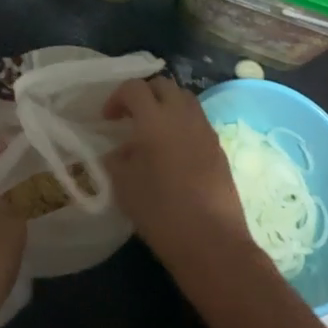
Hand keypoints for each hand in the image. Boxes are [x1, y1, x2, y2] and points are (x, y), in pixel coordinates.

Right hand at [102, 77, 249, 268]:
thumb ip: (116, 160)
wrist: (212, 243)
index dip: (117, 97)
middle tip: (130, 117)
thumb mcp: (125, 187)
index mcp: (155, 120)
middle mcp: (182, 116)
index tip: (108, 119)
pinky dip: (182, 123)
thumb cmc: (162, 213)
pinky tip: (174, 151)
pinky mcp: (219, 147)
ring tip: (153, 130)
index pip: (134, 88)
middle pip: (163, 85)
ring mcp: (205, 130)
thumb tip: (118, 151)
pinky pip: (197, 120)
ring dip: (166, 105)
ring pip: (184, 98)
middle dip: (144, 94)